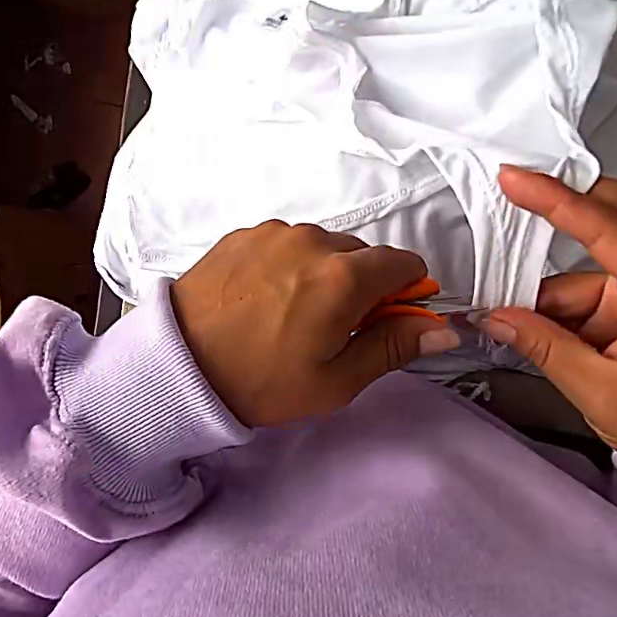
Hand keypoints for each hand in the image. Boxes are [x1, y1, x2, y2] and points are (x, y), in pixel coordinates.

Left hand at [170, 222, 459, 426]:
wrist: (173, 369)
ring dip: (326, 273)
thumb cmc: (259, 383)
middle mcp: (314, 242)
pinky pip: (288, 243)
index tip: (390, 317)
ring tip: (293, 313)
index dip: (407, 291)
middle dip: (363, 286)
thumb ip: (395, 345)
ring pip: (326, 247)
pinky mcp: (246, 234)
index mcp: (345, 277)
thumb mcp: (337, 380)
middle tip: (335, 327)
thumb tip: (443, 330)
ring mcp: (276, 233)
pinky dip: (290, 265)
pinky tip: (266, 298)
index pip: (405, 263)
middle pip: (365, 255)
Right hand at [483, 167, 616, 495]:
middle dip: (561, 217)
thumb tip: (497, 317)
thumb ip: (546, 348)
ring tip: (517, 322)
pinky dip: (566, 309)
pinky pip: (598, 290)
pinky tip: (542, 333)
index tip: (515, 179)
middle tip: (512, 210)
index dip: (556, 200)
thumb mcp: (605, 394)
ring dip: (554, 291)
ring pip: (595, 263)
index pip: (609, 227)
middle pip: (614, 218)